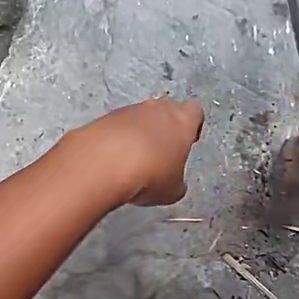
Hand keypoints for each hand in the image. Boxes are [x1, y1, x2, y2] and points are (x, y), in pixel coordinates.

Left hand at [63, 97, 204, 205]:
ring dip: (137, 136)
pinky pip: (116, 128)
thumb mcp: (172, 190)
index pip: (194, 112)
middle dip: (163, 130)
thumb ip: (177, 182)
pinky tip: (112, 162)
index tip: (186, 142)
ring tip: (131, 163)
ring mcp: (128, 110)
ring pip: (138, 119)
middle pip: (165, 112)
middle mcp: (156, 108)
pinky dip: (116, 141)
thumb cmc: (150, 175)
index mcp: (182, 120)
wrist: (103, 164)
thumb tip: (174, 184)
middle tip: (158, 155)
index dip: (192, 127)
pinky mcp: (103, 118)